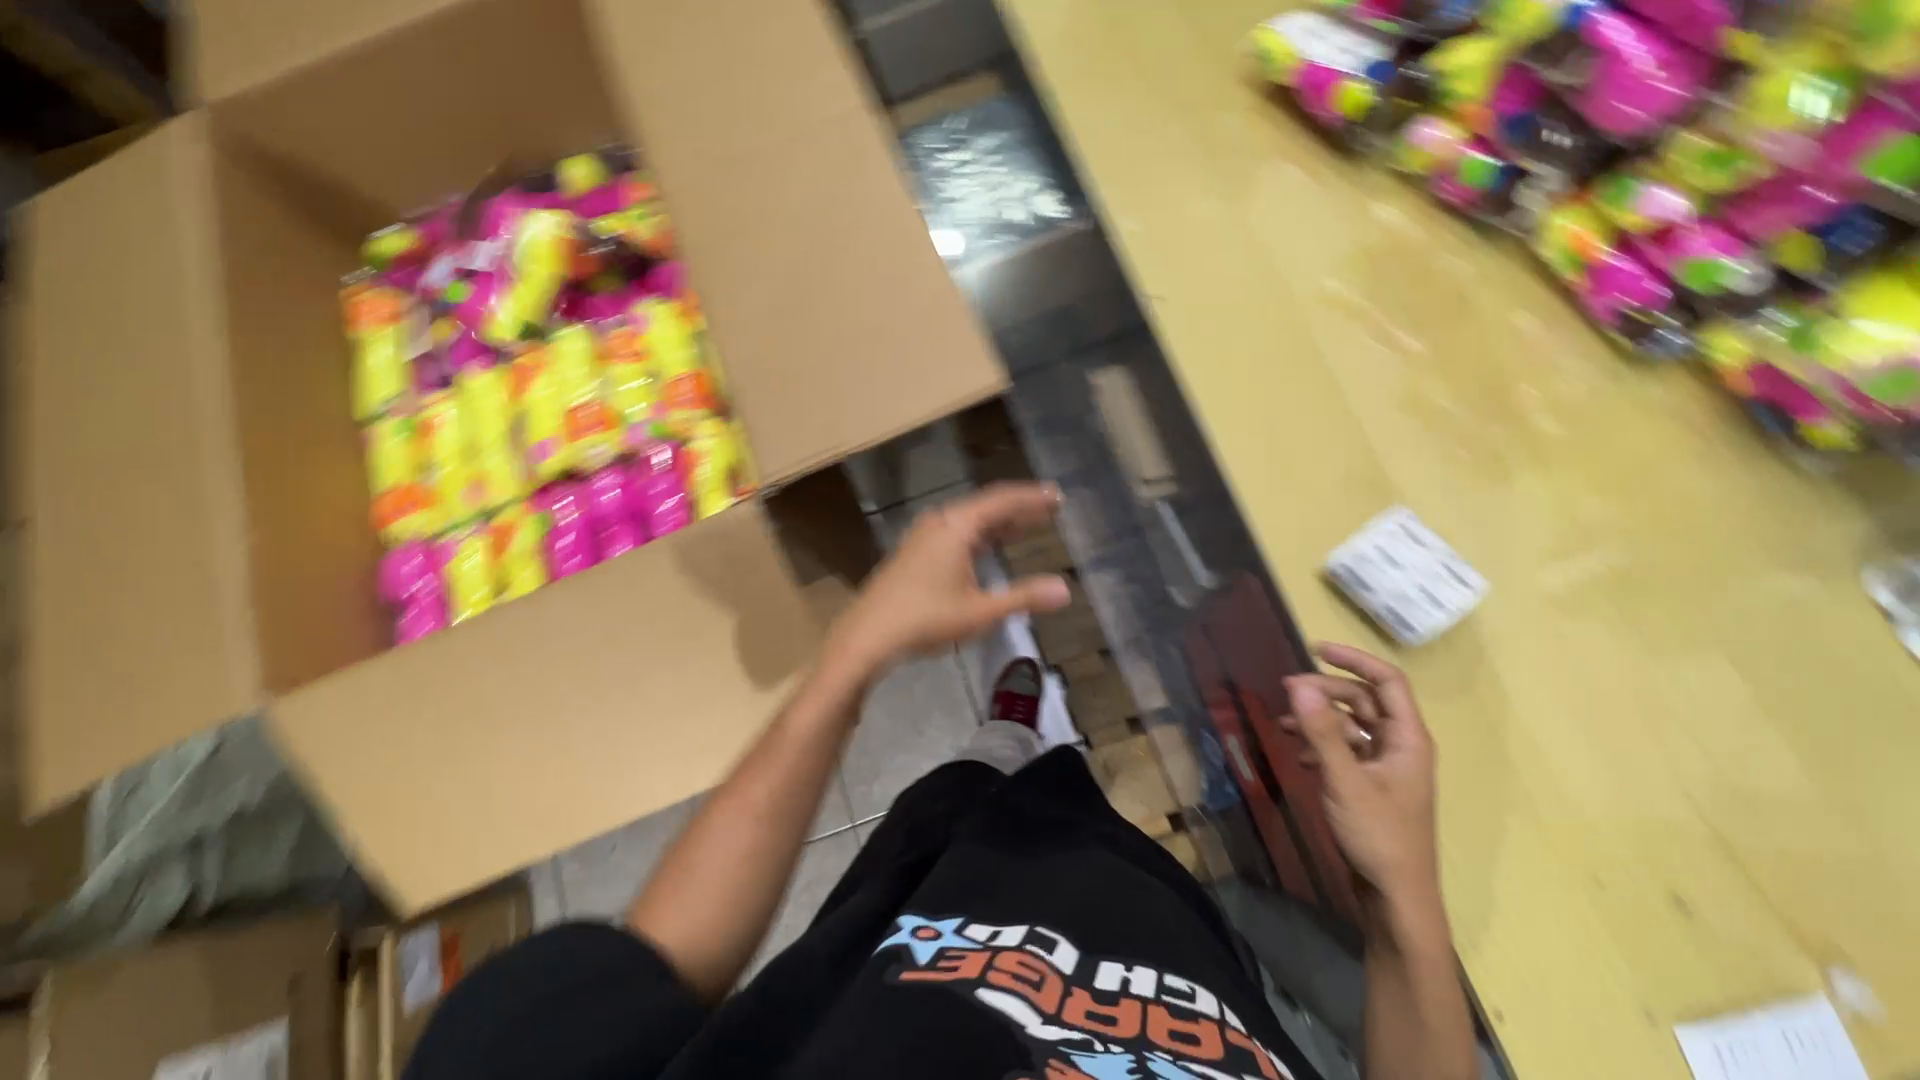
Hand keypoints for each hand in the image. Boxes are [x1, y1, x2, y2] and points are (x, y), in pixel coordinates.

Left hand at [826, 482, 1071, 675]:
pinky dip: (980, 537)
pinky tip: (990, 550)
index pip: (1002, 501)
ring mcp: (923, 537)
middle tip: (1051, 510)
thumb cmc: (926, 620)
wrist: (867, 636)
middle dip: (1020, 510)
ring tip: (1029, 527)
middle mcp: (940, 522)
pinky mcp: (914, 553)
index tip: (1058, 496)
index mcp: (956, 526)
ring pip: (970, 522)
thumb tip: (1064, 590)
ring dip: (1000, 524)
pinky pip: (957, 534)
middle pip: (986, 507)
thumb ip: (1023, 598)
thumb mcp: (980, 612)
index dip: (1032, 498)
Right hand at [1281, 644, 1439, 904]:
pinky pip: (1345, 750)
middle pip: (1363, 701)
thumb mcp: (1345, 781)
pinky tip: (1298, 755)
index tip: (1316, 650)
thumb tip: (1298, 684)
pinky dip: (1321, 745)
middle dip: (1326, 692)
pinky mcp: (1371, 785)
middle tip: (1287, 693)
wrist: (1396, 896)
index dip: (1354, 660)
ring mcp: (1386, 767)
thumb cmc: (1379, 836)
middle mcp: (1400, 746)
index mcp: (1407, 738)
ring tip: (1284, 723)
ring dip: (1319, 719)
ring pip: (1351, 726)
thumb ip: (1321, 733)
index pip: (1387, 681)